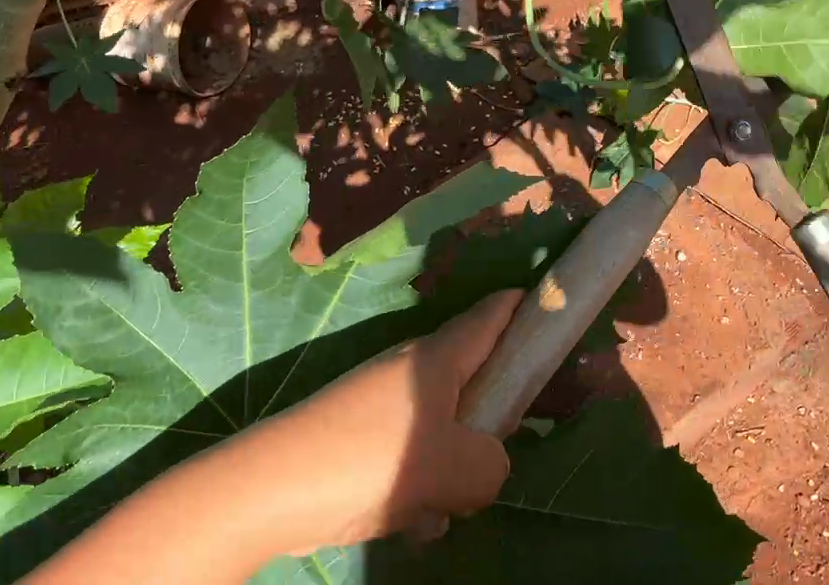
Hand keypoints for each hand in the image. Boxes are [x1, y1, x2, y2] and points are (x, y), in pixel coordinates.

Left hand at [26, 291, 524, 584]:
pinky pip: (412, 452)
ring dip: (456, 464)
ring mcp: (383, 400)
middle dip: (495, 417)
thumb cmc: (367, 462)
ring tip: (444, 507)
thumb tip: (490, 465)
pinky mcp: (360, 435)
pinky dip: (422, 483)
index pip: (495, 313)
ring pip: (445, 424)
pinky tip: (411, 521)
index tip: (562, 320)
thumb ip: (492, 464)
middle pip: (475, 377)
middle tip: (499, 454)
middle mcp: (411, 367)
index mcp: (438, 356)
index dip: (531, 308)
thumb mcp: (451, 469)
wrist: (266, 491)